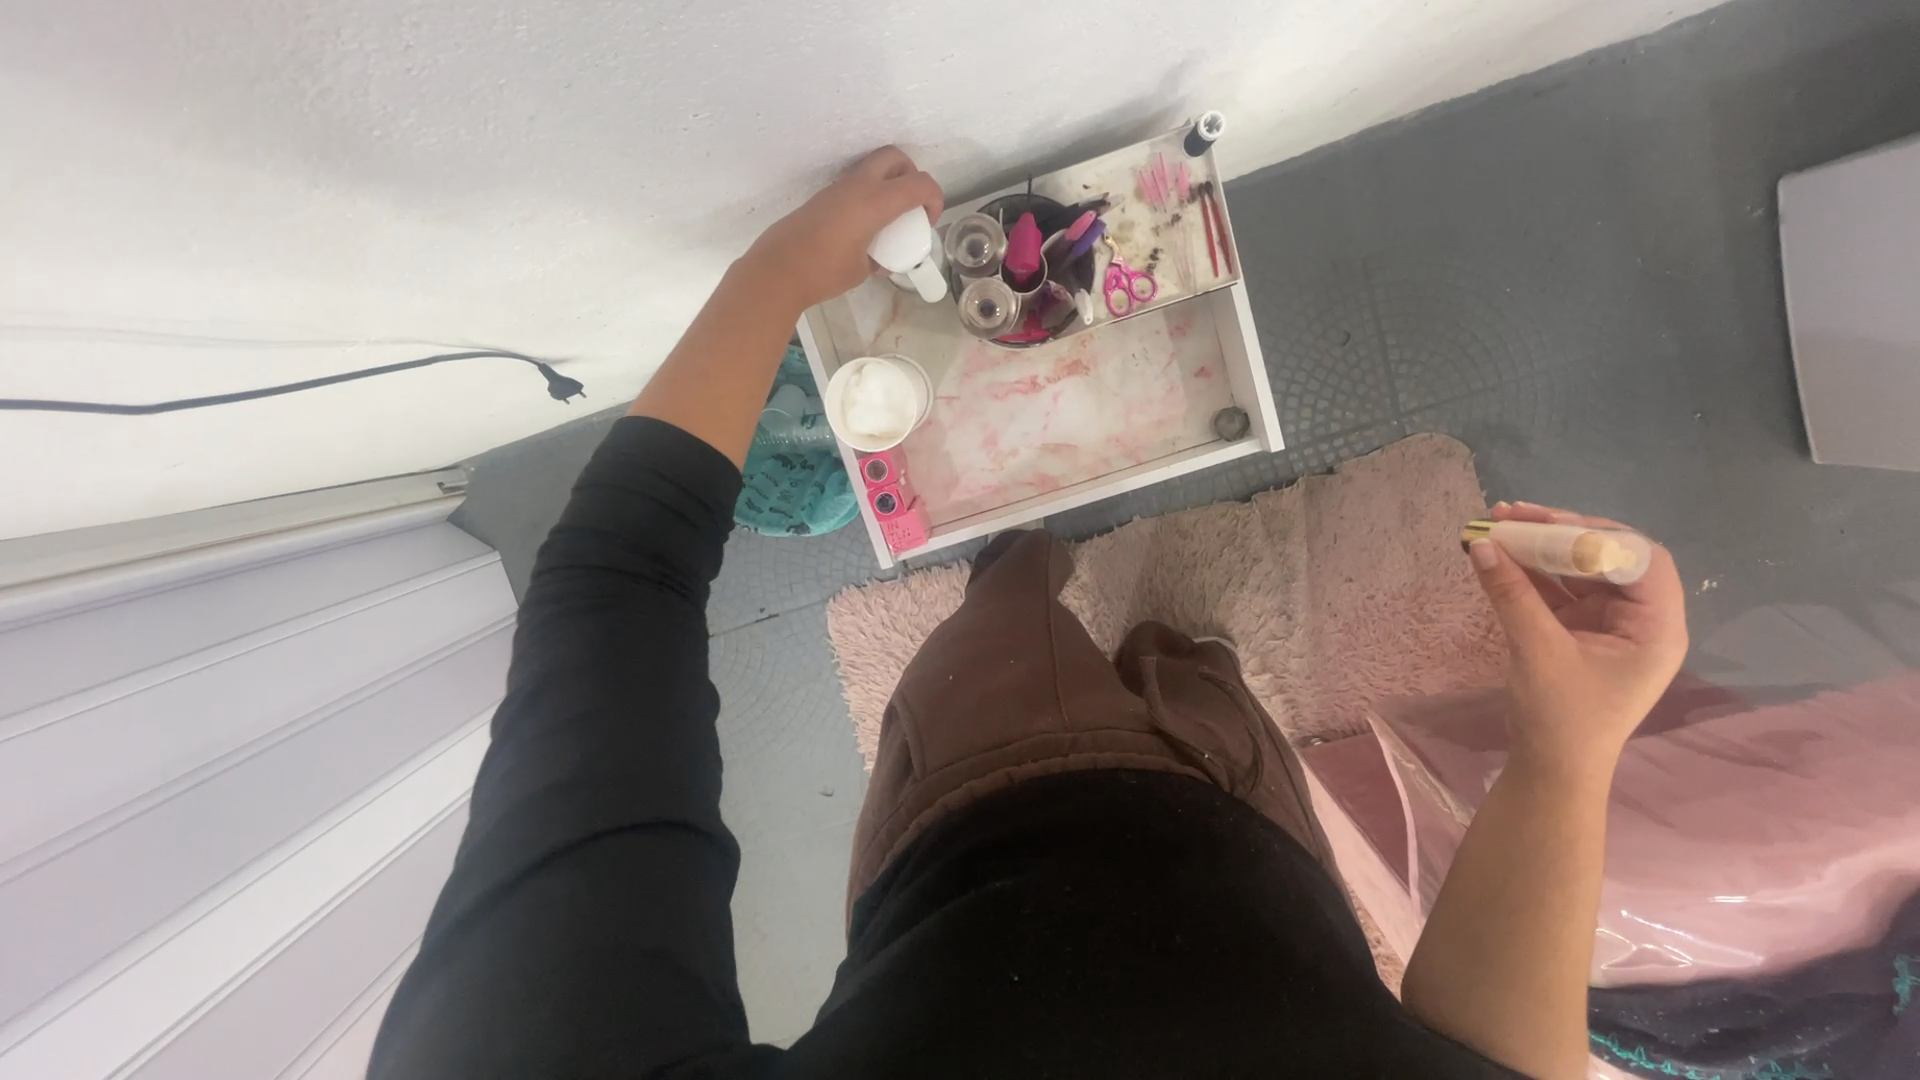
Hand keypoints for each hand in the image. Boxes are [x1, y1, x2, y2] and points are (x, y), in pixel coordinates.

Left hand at [743, 146, 944, 313]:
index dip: (934, 199)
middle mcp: (858, 186)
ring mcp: (838, 188)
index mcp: (874, 202)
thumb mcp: (863, 270)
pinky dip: (869, 195)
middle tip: (910, 206)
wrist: (779, 269)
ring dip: (888, 184)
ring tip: (888, 218)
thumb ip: (879, 256)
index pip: (919, 184)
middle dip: (911, 176)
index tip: (929, 222)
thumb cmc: (824, 272)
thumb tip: (882, 258)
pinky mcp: (824, 197)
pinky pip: (855, 184)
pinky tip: (865, 227)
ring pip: (873, 168)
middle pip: (895, 158)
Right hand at [1467, 502, 1688, 783]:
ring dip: (1539, 549)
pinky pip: (1556, 591)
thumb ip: (1511, 595)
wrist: (1551, 767)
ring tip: (1497, 526)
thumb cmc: (1562, 715)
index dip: (1594, 534)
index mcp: (1656, 626)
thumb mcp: (1536, 650)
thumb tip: (1479, 545)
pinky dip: (1528, 573)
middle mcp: (1639, 619)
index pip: (1639, 559)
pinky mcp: (1576, 632)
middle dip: (1559, 533)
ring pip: (1578, 571)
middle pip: (1607, 558)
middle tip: (1511, 514)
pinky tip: (1498, 558)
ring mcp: (1606, 624)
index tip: (1543, 520)